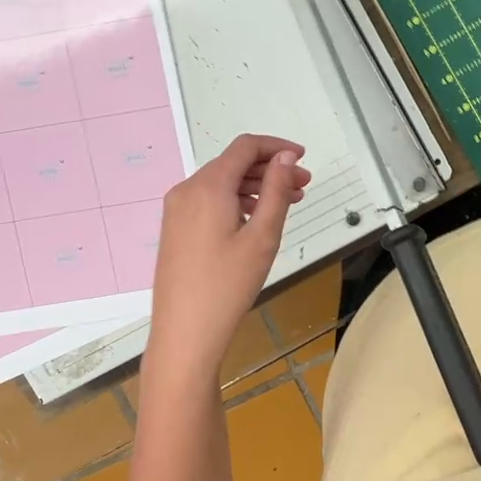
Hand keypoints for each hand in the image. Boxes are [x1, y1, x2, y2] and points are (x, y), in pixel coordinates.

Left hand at [149, 135, 312, 373]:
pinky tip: (257, 218)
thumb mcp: (262, 236)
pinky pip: (210, 200)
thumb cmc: (228, 285)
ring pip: (222, 182)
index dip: (276, 147)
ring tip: (287, 202)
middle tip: (304, 186)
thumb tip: (285, 157)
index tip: (303, 159)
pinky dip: (237, 200)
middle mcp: (187, 190)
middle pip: (233, 163)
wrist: (184, 333)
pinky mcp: (176, 228)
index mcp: (208, 187)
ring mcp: (177, 210)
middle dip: (270, 169)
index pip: (245, 147)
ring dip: (255, 185)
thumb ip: (276, 191)